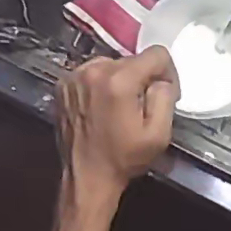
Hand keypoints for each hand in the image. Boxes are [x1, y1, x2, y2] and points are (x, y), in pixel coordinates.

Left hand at [57, 48, 178, 200]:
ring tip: (121, 107)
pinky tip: (103, 107)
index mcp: (119, 81)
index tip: (164, 94)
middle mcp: (94, 71)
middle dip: (143, 78)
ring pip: (112, 65)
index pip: (156, 53)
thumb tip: (161, 80)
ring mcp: (74, 76)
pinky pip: (93, 73)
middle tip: (142, 106)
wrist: (87, 176)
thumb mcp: (159, 133)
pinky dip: (102, 85)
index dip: (167, 73)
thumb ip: (166, 96)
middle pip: (133, 59)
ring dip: (122, 81)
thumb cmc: (125, 158)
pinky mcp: (63, 85)